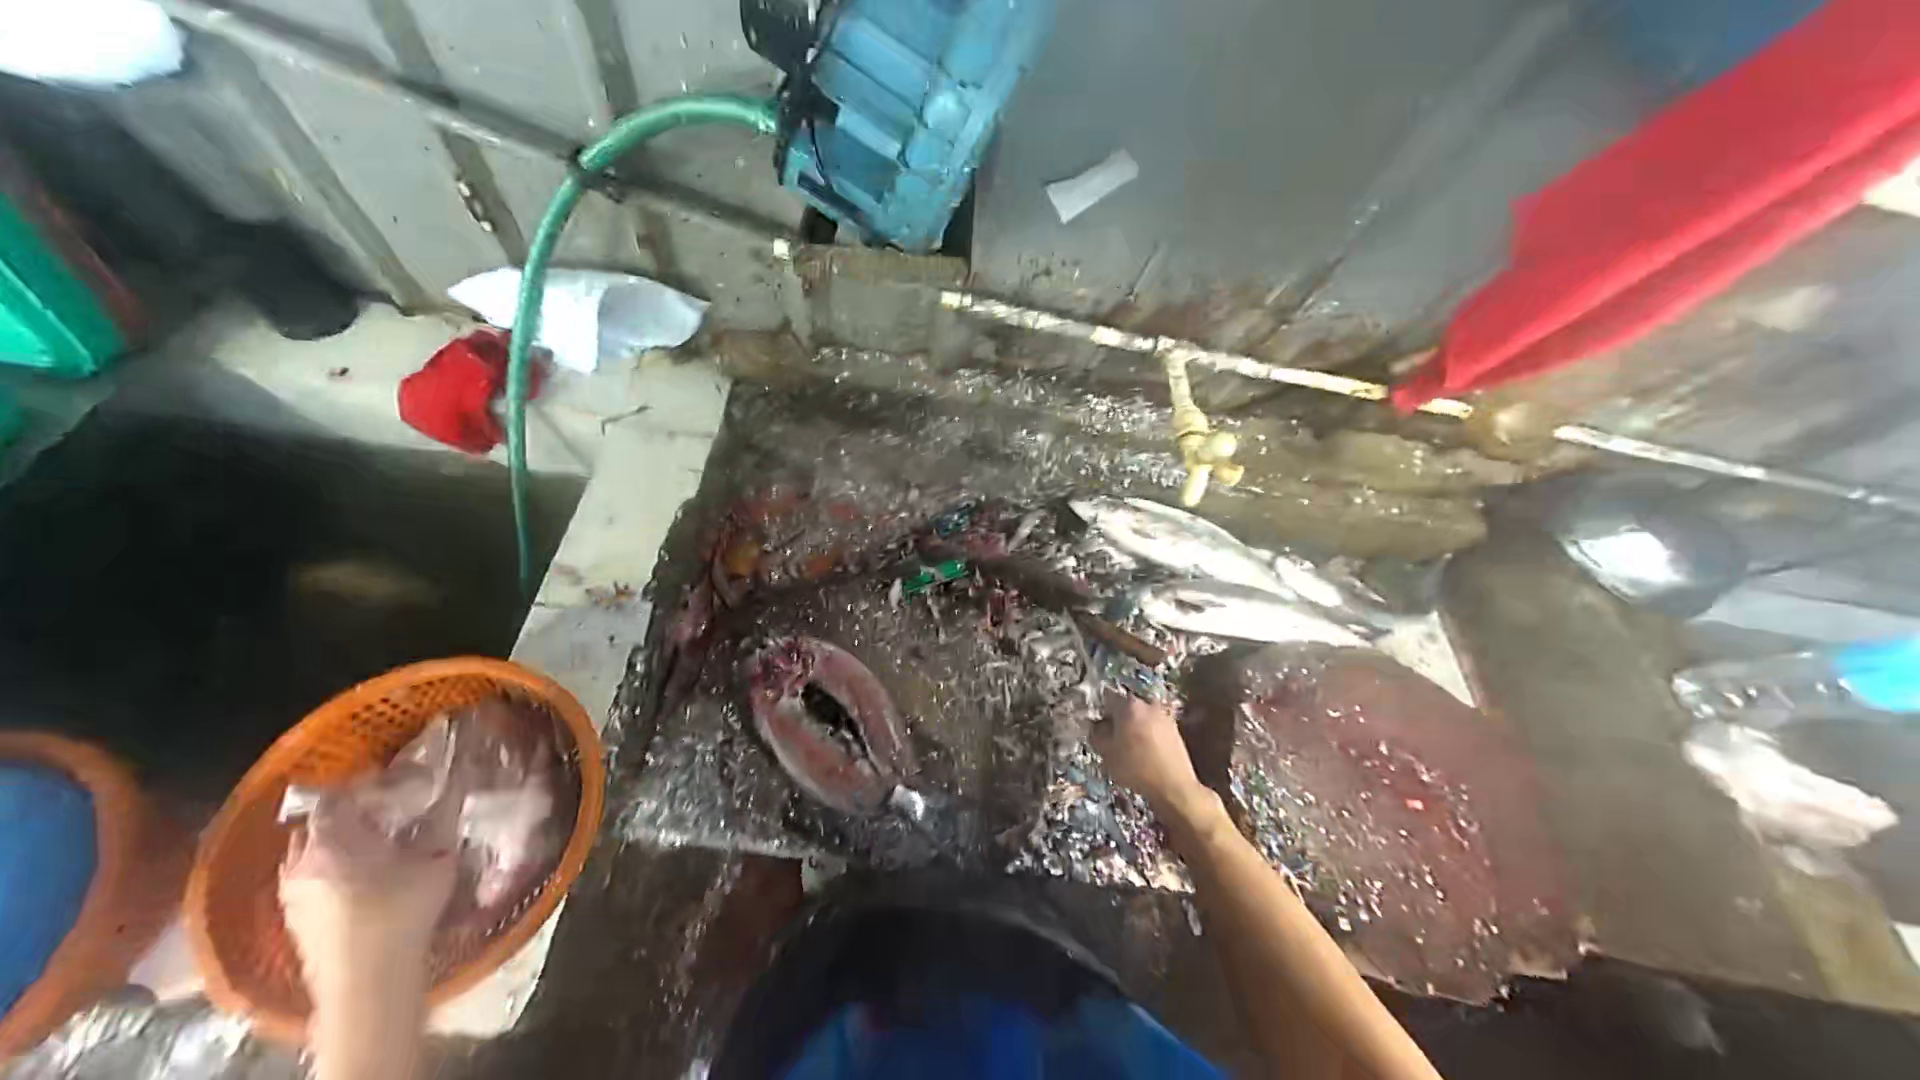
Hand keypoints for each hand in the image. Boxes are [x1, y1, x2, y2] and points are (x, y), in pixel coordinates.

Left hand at [279, 795, 457, 1002]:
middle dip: (350, 815)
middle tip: (387, 812)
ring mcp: (291, 896)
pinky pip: (312, 882)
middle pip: (319, 826)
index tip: (395, 779)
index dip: (366, 783)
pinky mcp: (295, 923)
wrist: (367, 979)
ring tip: (377, 846)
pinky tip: (365, 880)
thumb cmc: (403, 910)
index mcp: (332, 841)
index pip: (338, 796)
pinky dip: (334, 872)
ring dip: (339, 846)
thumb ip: (441, 824)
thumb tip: (453, 797)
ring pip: (313, 856)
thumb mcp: (438, 860)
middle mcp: (301, 863)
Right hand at [1093, 690, 1211, 819]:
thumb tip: (1096, 725)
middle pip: (1125, 706)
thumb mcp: (1106, 752)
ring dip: (1133, 727)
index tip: (1096, 725)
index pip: (1107, 697)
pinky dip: (1147, 735)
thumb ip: (1096, 733)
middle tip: (1111, 738)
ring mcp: (1164, 716)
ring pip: (1141, 717)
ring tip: (1129, 748)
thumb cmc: (1136, 768)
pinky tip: (1144, 753)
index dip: (1098, 710)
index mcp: (1129, 705)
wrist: (1173, 787)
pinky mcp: (1175, 730)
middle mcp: (1148, 705)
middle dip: (1117, 719)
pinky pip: (1154, 727)